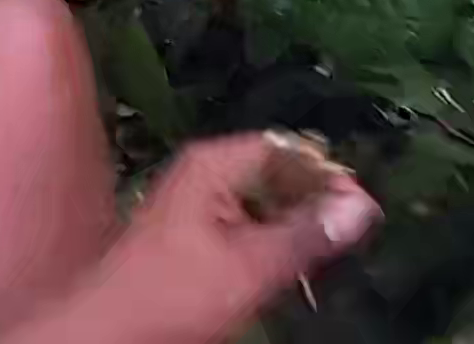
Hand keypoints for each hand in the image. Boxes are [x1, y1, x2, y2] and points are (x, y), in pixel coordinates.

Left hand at [68, 134, 381, 343]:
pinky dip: (270, 228)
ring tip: (333, 238)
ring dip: (293, 211)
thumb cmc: (179, 293)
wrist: (113, 328)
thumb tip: (361, 206)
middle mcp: (204, 167)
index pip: (279, 147)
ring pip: (258, 192)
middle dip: (310, 191)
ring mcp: (195, 194)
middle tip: (355, 222)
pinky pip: (243, 212)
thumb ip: (305, 235)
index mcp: (212, 163)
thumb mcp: (250, 267)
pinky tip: (293, 253)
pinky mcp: (193, 223)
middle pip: (269, 166)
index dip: (321, 169)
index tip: (361, 199)